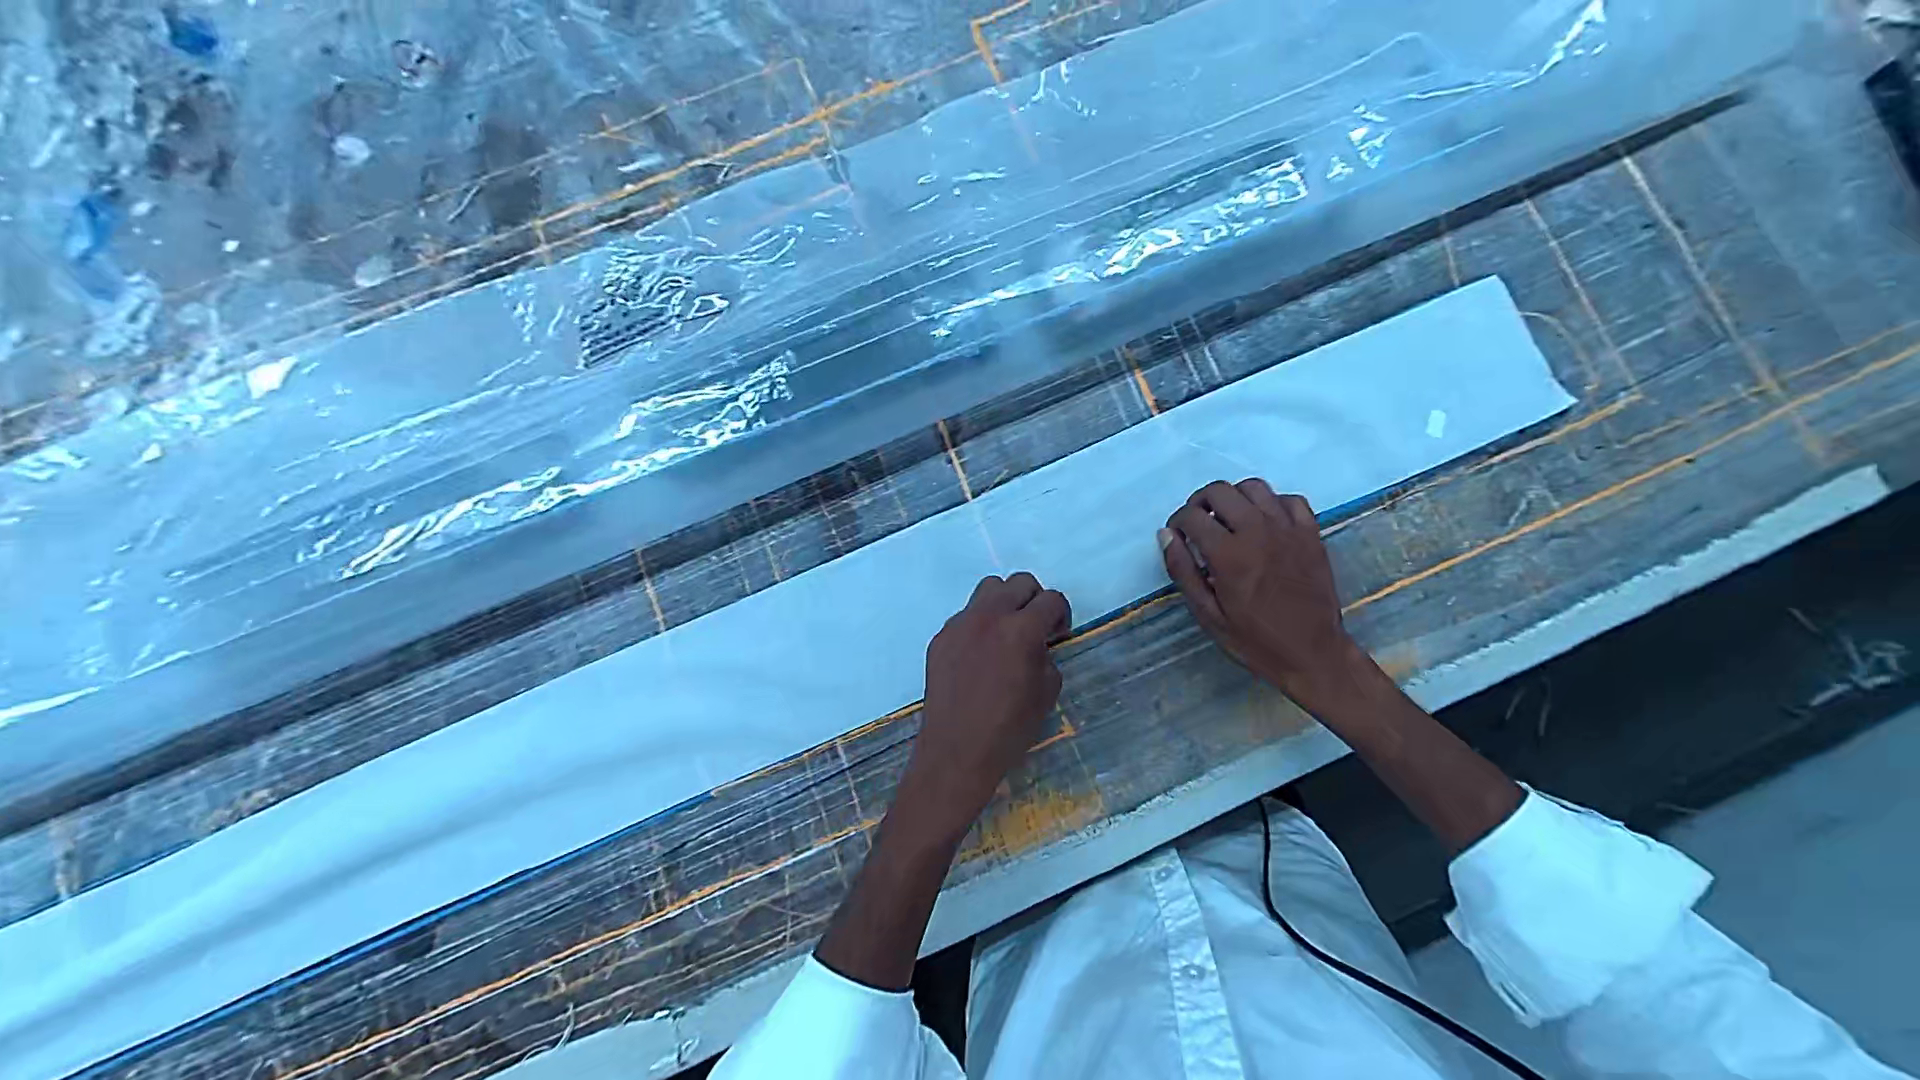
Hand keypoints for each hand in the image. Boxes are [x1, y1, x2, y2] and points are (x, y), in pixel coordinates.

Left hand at [903, 572, 1070, 838]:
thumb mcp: (1047, 692)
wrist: (957, 751)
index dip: (1061, 615)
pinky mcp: (941, 637)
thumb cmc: (1010, 728)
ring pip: (988, 589)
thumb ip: (1046, 655)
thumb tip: (1038, 643)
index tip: (1058, 633)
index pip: (1051, 599)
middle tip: (1036, 628)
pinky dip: (979, 625)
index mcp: (1021, 630)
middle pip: (1019, 583)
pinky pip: (965, 616)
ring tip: (1006, 633)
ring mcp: (960, 624)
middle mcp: (989, 617)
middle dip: (1035, 600)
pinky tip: (980, 655)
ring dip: (1005, 603)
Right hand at [1159, 479, 1365, 710]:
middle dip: (1200, 503)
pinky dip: (1271, 504)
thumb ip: (1183, 571)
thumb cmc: (1254, 640)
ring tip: (1229, 521)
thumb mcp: (1207, 614)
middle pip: (1220, 491)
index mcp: (1228, 554)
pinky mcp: (1310, 534)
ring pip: (1253, 487)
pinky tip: (1264, 524)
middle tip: (1199, 524)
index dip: (1177, 523)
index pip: (1192, 516)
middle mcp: (1258, 532)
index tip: (1178, 536)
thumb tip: (1166, 535)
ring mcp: (1288, 529)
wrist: (1312, 653)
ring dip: (1234, 498)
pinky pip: (1289, 499)